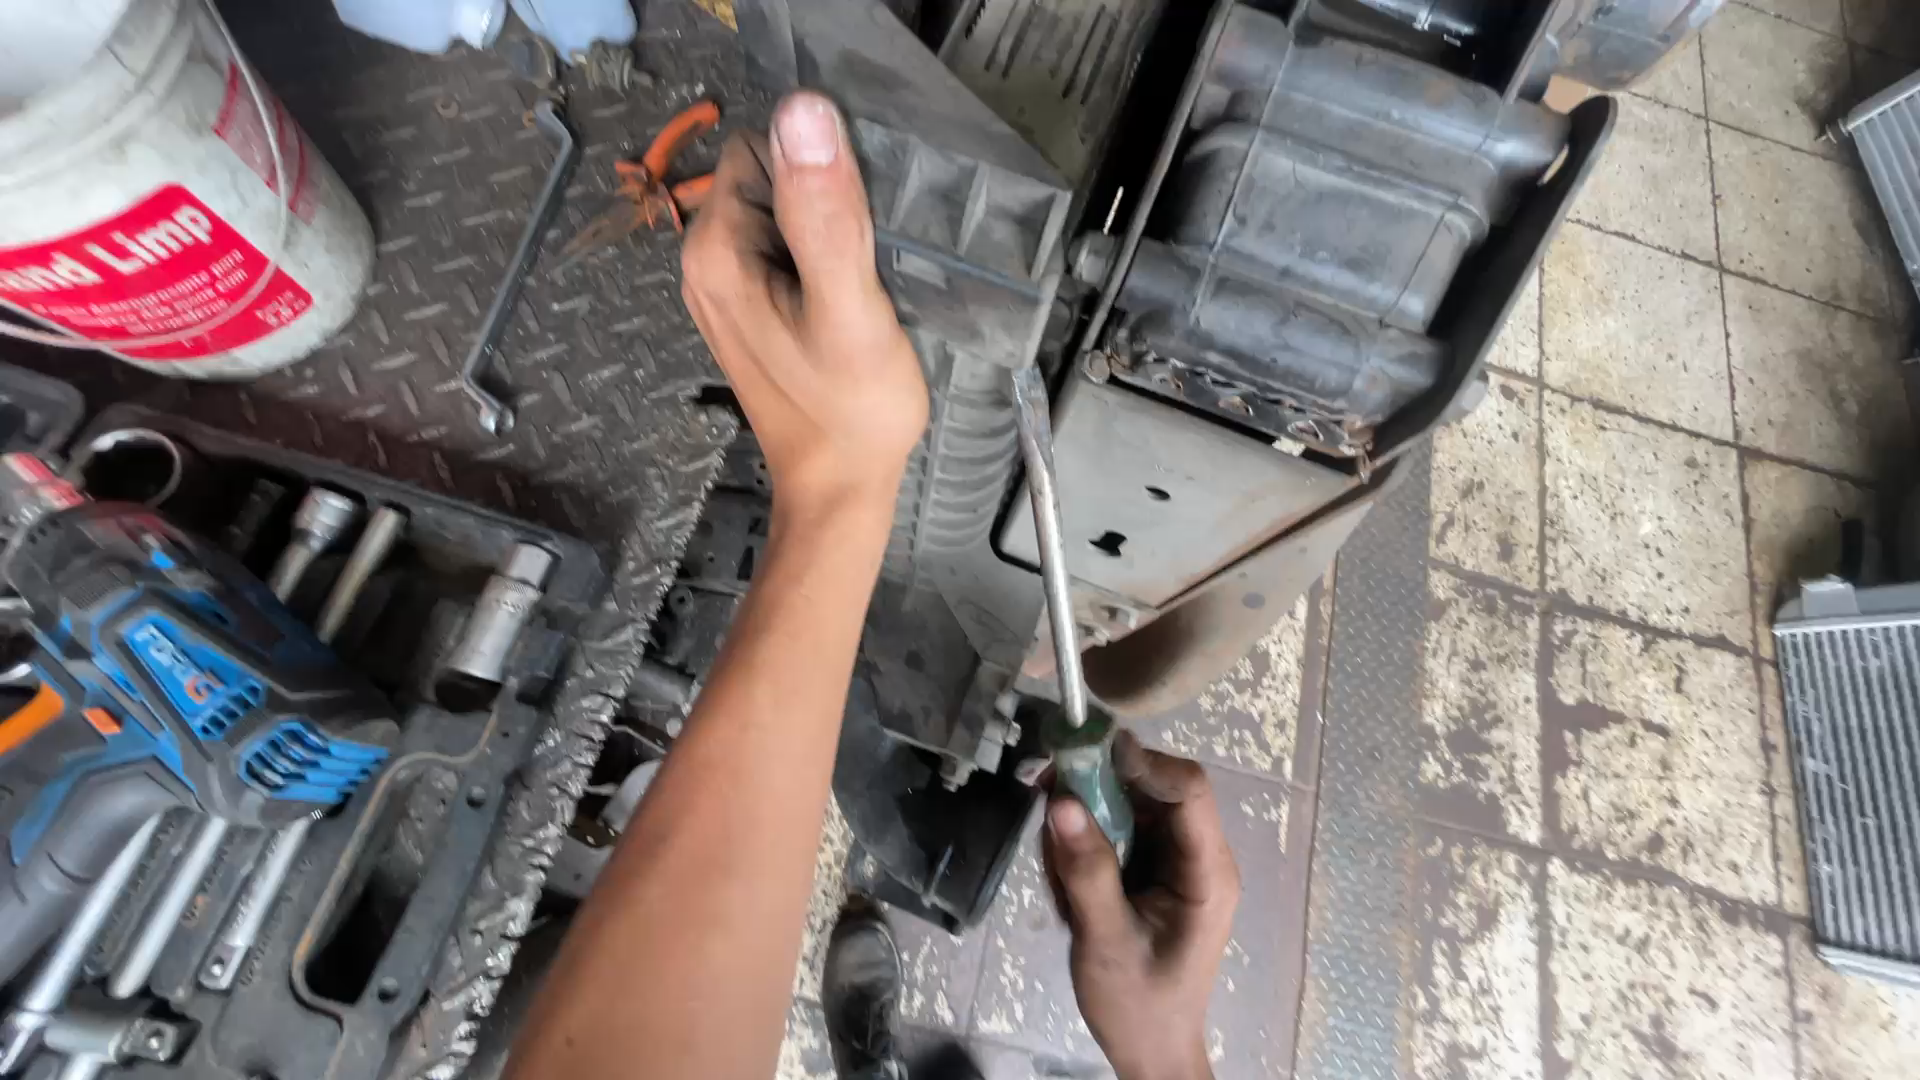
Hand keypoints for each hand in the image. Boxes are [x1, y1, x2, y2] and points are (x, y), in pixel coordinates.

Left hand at [681, 92, 928, 515]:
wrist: (838, 488)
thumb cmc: (852, 410)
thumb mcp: (849, 311)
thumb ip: (827, 217)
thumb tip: (804, 109)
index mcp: (715, 249)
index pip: (767, 151)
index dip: (822, 187)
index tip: (849, 249)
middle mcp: (700, 261)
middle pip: (770, 181)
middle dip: (820, 216)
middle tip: (851, 284)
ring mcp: (719, 290)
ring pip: (779, 219)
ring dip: (822, 247)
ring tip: (847, 303)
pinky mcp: (744, 314)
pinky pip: (780, 256)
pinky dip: (813, 273)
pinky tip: (835, 316)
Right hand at [1044, 733, 1239, 1079]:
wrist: (1149, 1048)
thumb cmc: (1138, 1003)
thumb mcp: (1107, 941)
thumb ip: (1087, 871)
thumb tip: (1060, 799)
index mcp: (1206, 870)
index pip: (1188, 789)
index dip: (1140, 763)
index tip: (1080, 757)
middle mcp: (1195, 851)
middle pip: (1151, 785)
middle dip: (1096, 786)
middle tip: (1044, 791)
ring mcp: (1171, 855)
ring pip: (1126, 800)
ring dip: (1083, 814)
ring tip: (1054, 864)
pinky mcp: (1149, 862)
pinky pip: (1113, 825)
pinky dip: (1082, 836)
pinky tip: (1062, 876)